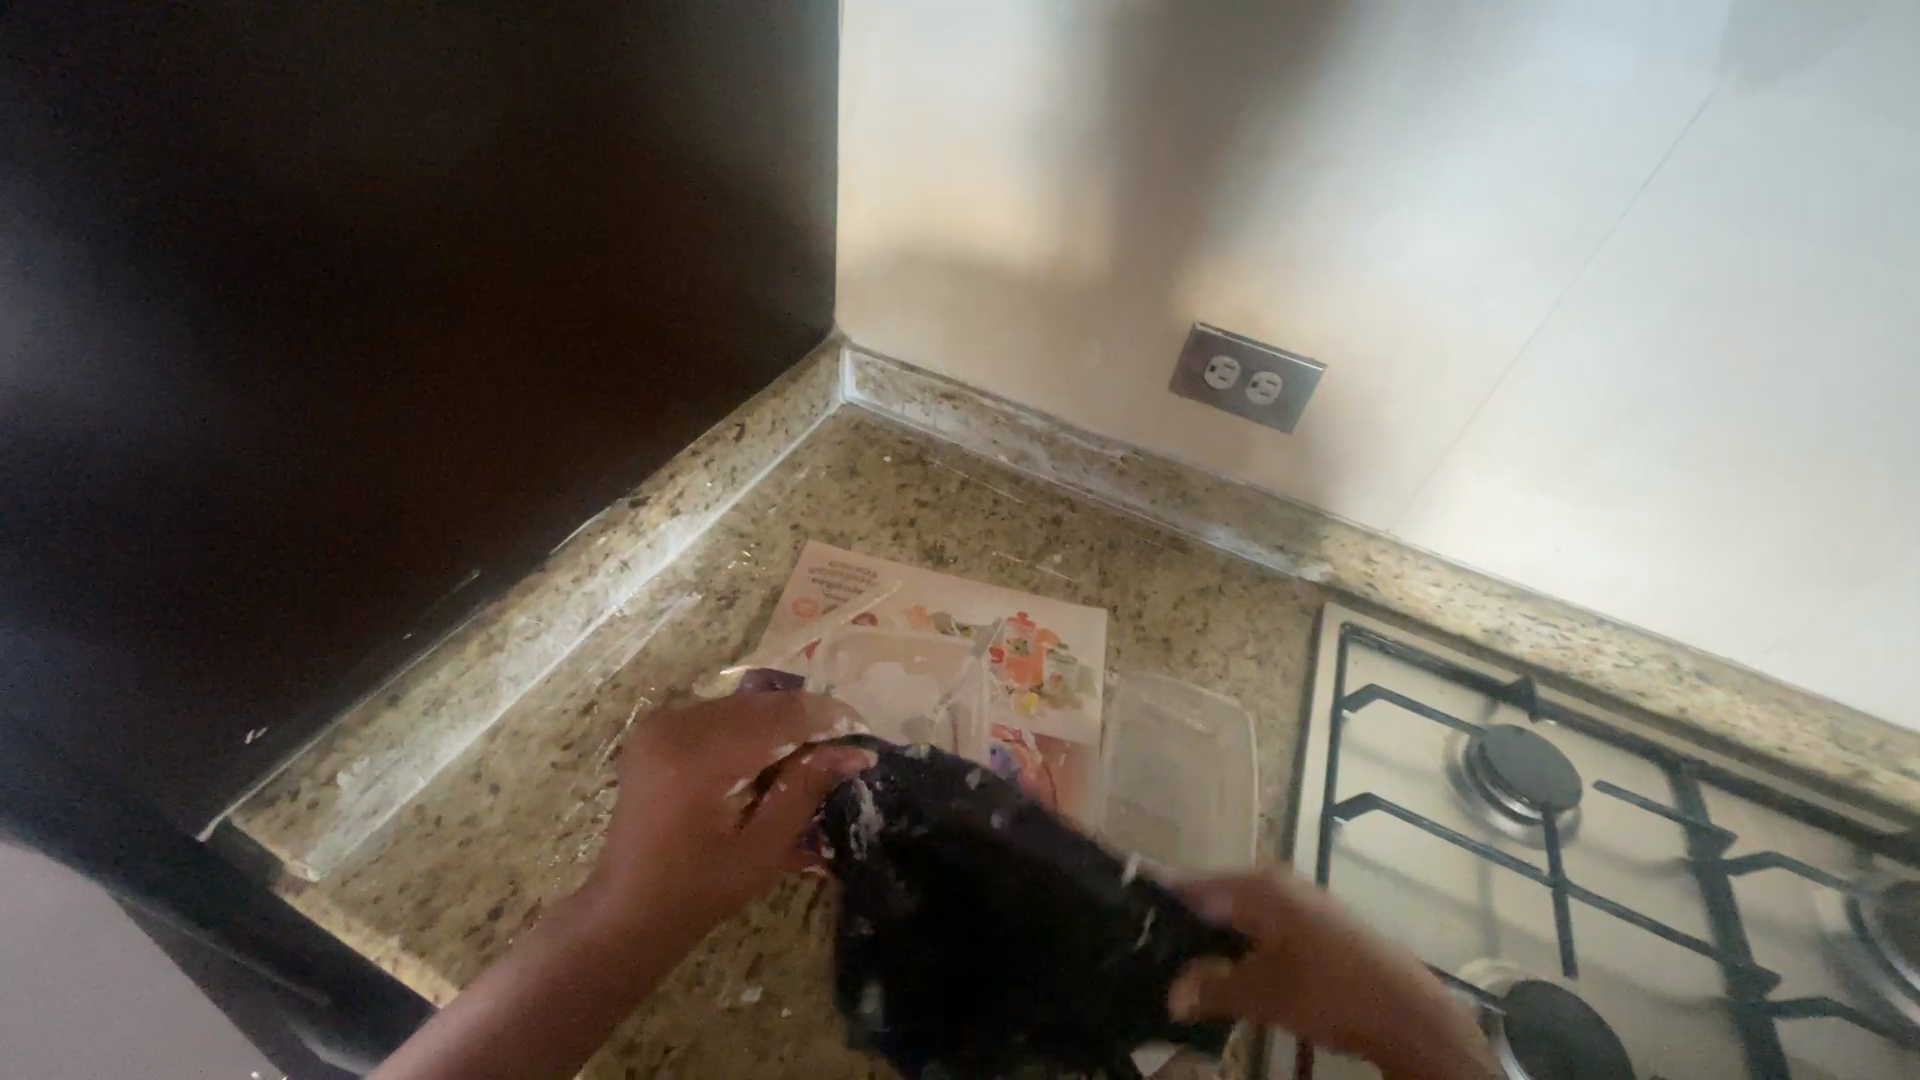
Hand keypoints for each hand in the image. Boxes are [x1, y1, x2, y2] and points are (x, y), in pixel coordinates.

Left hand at [585, 691, 876, 951]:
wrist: (625, 909)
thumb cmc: (698, 891)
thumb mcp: (763, 848)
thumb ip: (806, 789)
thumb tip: (855, 751)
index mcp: (698, 757)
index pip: (779, 716)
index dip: (827, 718)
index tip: (863, 733)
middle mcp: (676, 725)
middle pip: (762, 702)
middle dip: (807, 719)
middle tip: (843, 746)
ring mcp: (662, 723)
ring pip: (745, 703)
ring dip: (782, 721)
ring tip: (811, 753)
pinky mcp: (658, 728)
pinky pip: (722, 712)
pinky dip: (753, 726)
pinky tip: (770, 755)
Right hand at [1169, 874, 1494, 1079]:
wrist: (1411, 1014)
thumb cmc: (1330, 993)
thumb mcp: (1262, 994)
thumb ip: (1211, 988)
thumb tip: (1171, 994)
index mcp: (1257, 885)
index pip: (1194, 887)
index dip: (1165, 908)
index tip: (1140, 930)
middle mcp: (1278, 882)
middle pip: (1218, 900)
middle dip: (1192, 930)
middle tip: (1164, 960)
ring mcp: (1302, 900)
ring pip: (1244, 916)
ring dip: (1221, 942)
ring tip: (1195, 972)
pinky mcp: (1320, 924)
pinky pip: (1267, 927)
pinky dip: (1248, 947)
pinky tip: (1241, 975)